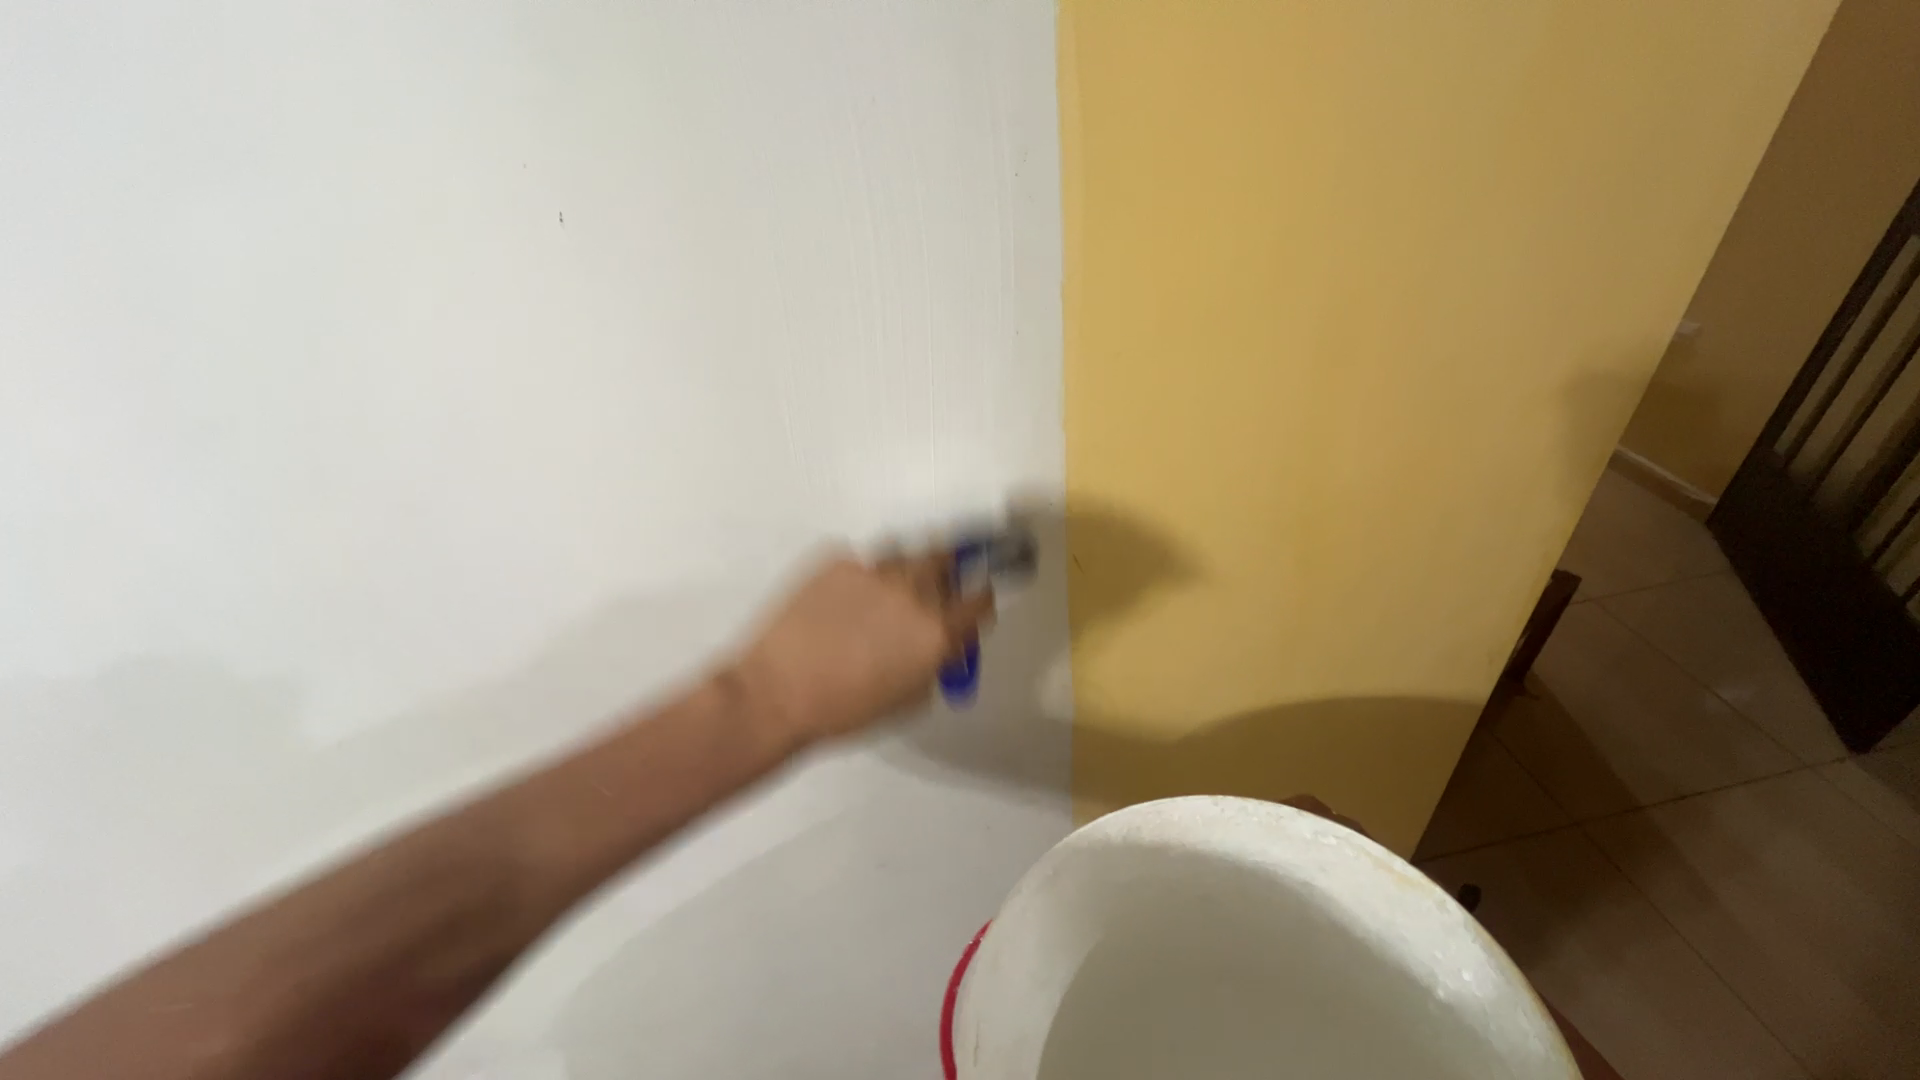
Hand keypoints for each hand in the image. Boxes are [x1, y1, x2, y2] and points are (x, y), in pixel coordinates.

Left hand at [732, 551, 995, 744]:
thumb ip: (935, 664)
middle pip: (946, 560)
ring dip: (902, 570)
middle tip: (927, 590)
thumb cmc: (844, 710)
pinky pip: (861, 560)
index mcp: (936, 631)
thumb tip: (942, 648)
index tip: (972, 602)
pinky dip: (859, 576)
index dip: (979, 600)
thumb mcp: (909, 700)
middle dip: (944, 573)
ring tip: (880, 594)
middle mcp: (913, 593)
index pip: (981, 598)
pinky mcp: (837, 560)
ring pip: (905, 553)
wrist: (777, 692)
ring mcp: (874, 571)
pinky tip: (841, 603)